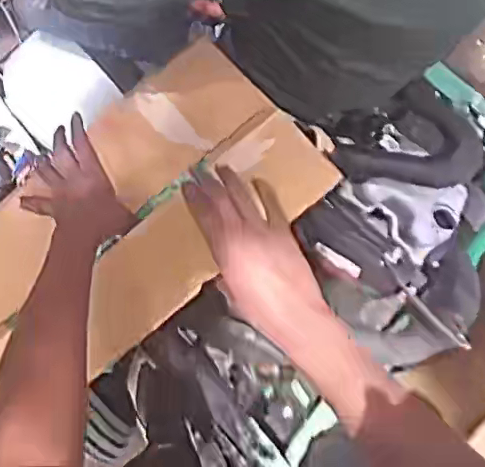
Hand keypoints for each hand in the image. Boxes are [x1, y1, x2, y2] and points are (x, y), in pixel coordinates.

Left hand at [19, 115, 135, 247]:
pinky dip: (30, 202)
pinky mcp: (52, 208)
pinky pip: (40, 204)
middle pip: (62, 153)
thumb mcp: (124, 214)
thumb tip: (142, 213)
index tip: (74, 117)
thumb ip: (129, 211)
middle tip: (58, 129)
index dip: (77, 130)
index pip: (83, 145)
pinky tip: (21, 201)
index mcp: (91, 173)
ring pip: (47, 172)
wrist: (81, 236)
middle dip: (59, 140)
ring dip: (41, 163)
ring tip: (36, 155)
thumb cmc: (104, 221)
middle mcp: (73, 178)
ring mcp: (60, 191)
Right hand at [183, 166, 326, 344]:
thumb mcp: (232, 287)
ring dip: (230, 180)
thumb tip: (221, 255)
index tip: (187, 185)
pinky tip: (257, 181)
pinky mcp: (283, 231)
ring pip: (242, 196)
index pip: (204, 215)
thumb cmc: (261, 311)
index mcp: (224, 249)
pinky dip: (263, 190)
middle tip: (198, 170)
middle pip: (220, 200)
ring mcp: (263, 229)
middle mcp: (241, 233)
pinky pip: (271, 204)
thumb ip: (223, 264)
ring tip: (222, 168)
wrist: (298, 316)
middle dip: (207, 182)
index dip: (194, 198)